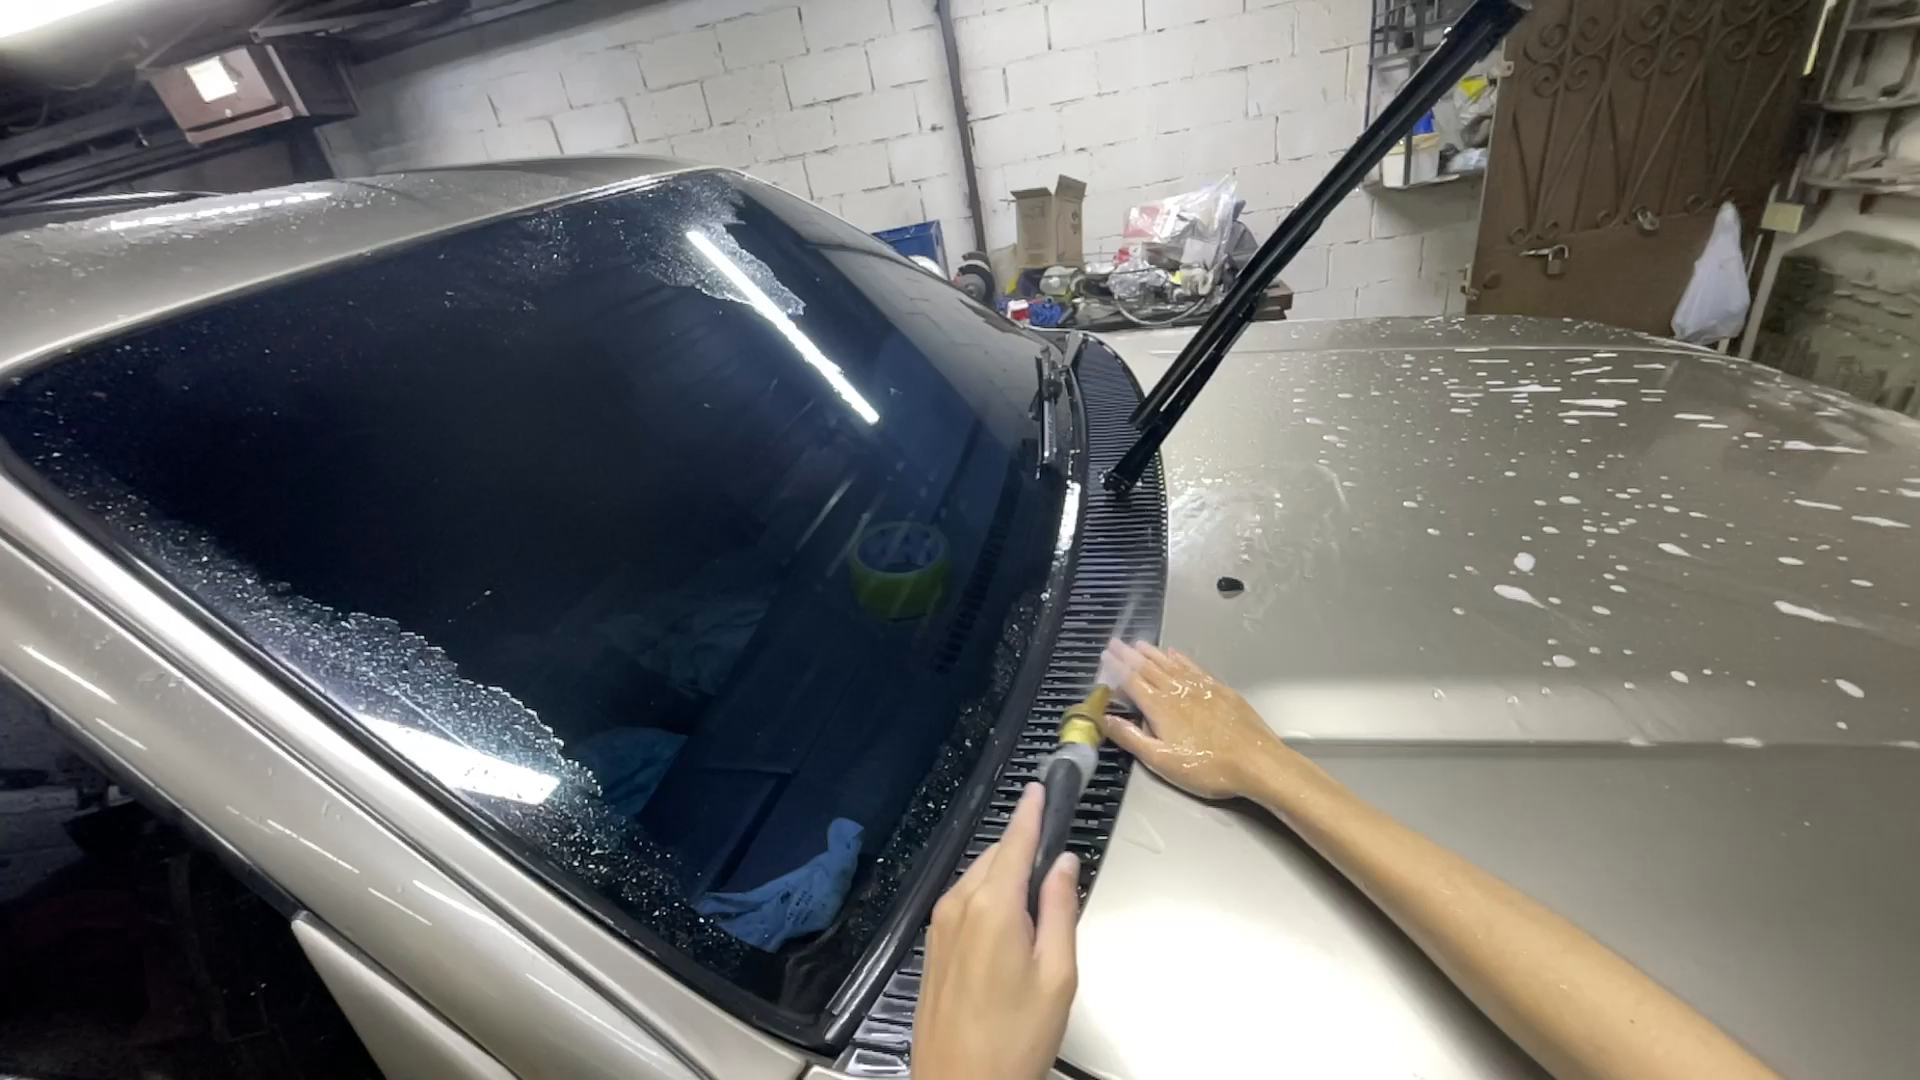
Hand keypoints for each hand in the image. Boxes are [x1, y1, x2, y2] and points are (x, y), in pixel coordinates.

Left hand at [912, 782, 1079, 1079]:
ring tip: (1036, 904)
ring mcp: (941, 923)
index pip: (1015, 840)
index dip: (1031, 811)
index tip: (1040, 788)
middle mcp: (959, 904)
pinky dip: (989, 894)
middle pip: (998, 856)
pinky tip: (1008, 924)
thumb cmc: (1013, 1040)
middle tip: (1054, 858)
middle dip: (1024, 847)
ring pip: (980, 875)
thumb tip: (1064, 864)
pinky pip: (965, 898)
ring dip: (1007, 873)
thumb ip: (1061, 908)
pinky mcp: (934, 942)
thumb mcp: (1057, 974)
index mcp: (992, 906)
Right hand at [1096, 640, 1290, 800]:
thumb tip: (1104, 719)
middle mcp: (1177, 690)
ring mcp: (1200, 687)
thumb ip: (1130, 737)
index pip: (1132, 680)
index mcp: (1160, 707)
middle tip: (1116, 642)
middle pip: (1148, 667)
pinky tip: (1175, 653)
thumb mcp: (1162, 761)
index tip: (1105, 655)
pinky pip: (1193, 667)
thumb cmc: (1207, 767)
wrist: (1257, 762)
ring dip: (1152, 652)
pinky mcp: (1219, 690)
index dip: (1116, 667)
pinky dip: (1181, 658)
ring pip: (1170, 663)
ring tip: (1139, 643)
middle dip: (1129, 654)